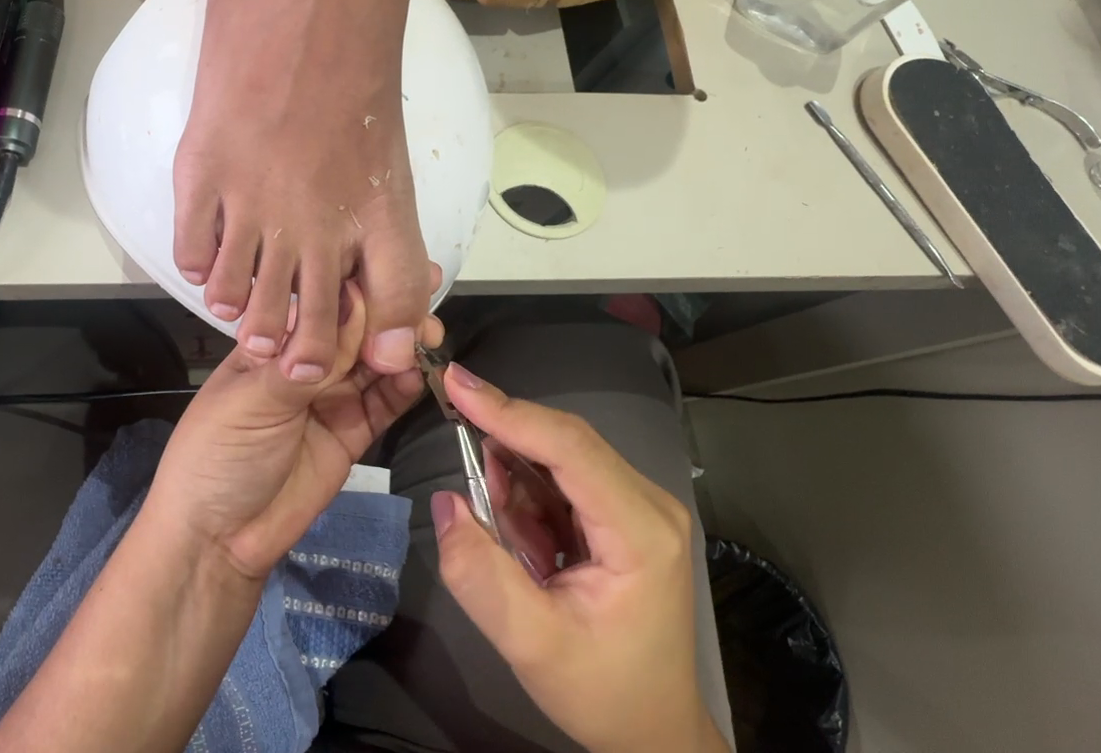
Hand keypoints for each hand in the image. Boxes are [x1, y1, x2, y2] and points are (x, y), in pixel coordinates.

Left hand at [145, 276, 441, 579]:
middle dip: (387, 310)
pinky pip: (385, 403)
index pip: (318, 304)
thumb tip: (356, 305)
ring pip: (376, 362)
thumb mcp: (256, 398)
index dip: (354, 285)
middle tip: (424, 291)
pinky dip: (405, 386)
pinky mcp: (353, 432)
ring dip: (402, 345)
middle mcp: (305, 363)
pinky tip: (422, 370)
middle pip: (354, 329)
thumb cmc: (220, 453)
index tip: (388, 262)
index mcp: (272, 343)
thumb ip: (309, 359)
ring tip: (431, 329)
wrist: (218, 537)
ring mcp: (331, 398)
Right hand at [173, 0, 432, 385]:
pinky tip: (206, 263)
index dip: (385, 338)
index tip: (371, 353)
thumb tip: (377, 257)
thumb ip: (386, 199)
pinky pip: (195, 244)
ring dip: (248, 314)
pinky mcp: (205, 161)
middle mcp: (321, 213)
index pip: (393, 300)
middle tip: (292, 361)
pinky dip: (201, 264)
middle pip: (310, 313)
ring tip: (246, 320)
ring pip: (247, 291)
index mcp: (380, 200)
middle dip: (304, 349)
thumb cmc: (364, 29)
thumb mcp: (393, 121)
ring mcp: (257, 191)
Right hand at [431, 363, 727, 752]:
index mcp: (640, 531)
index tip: (454, 381)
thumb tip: (446, 502)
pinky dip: (529, 507)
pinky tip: (533, 555)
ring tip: (522, 558)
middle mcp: (648, 503)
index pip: (569, 447)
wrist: (654, 731)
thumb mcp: (529, 644)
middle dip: (506, 455)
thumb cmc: (601, 692)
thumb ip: (480, 573)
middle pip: (563, 443)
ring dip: (517, 493)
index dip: (508, 411)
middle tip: (472, 488)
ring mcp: (638, 505)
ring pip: (555, 461)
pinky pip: (559, 483)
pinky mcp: (622, 514)